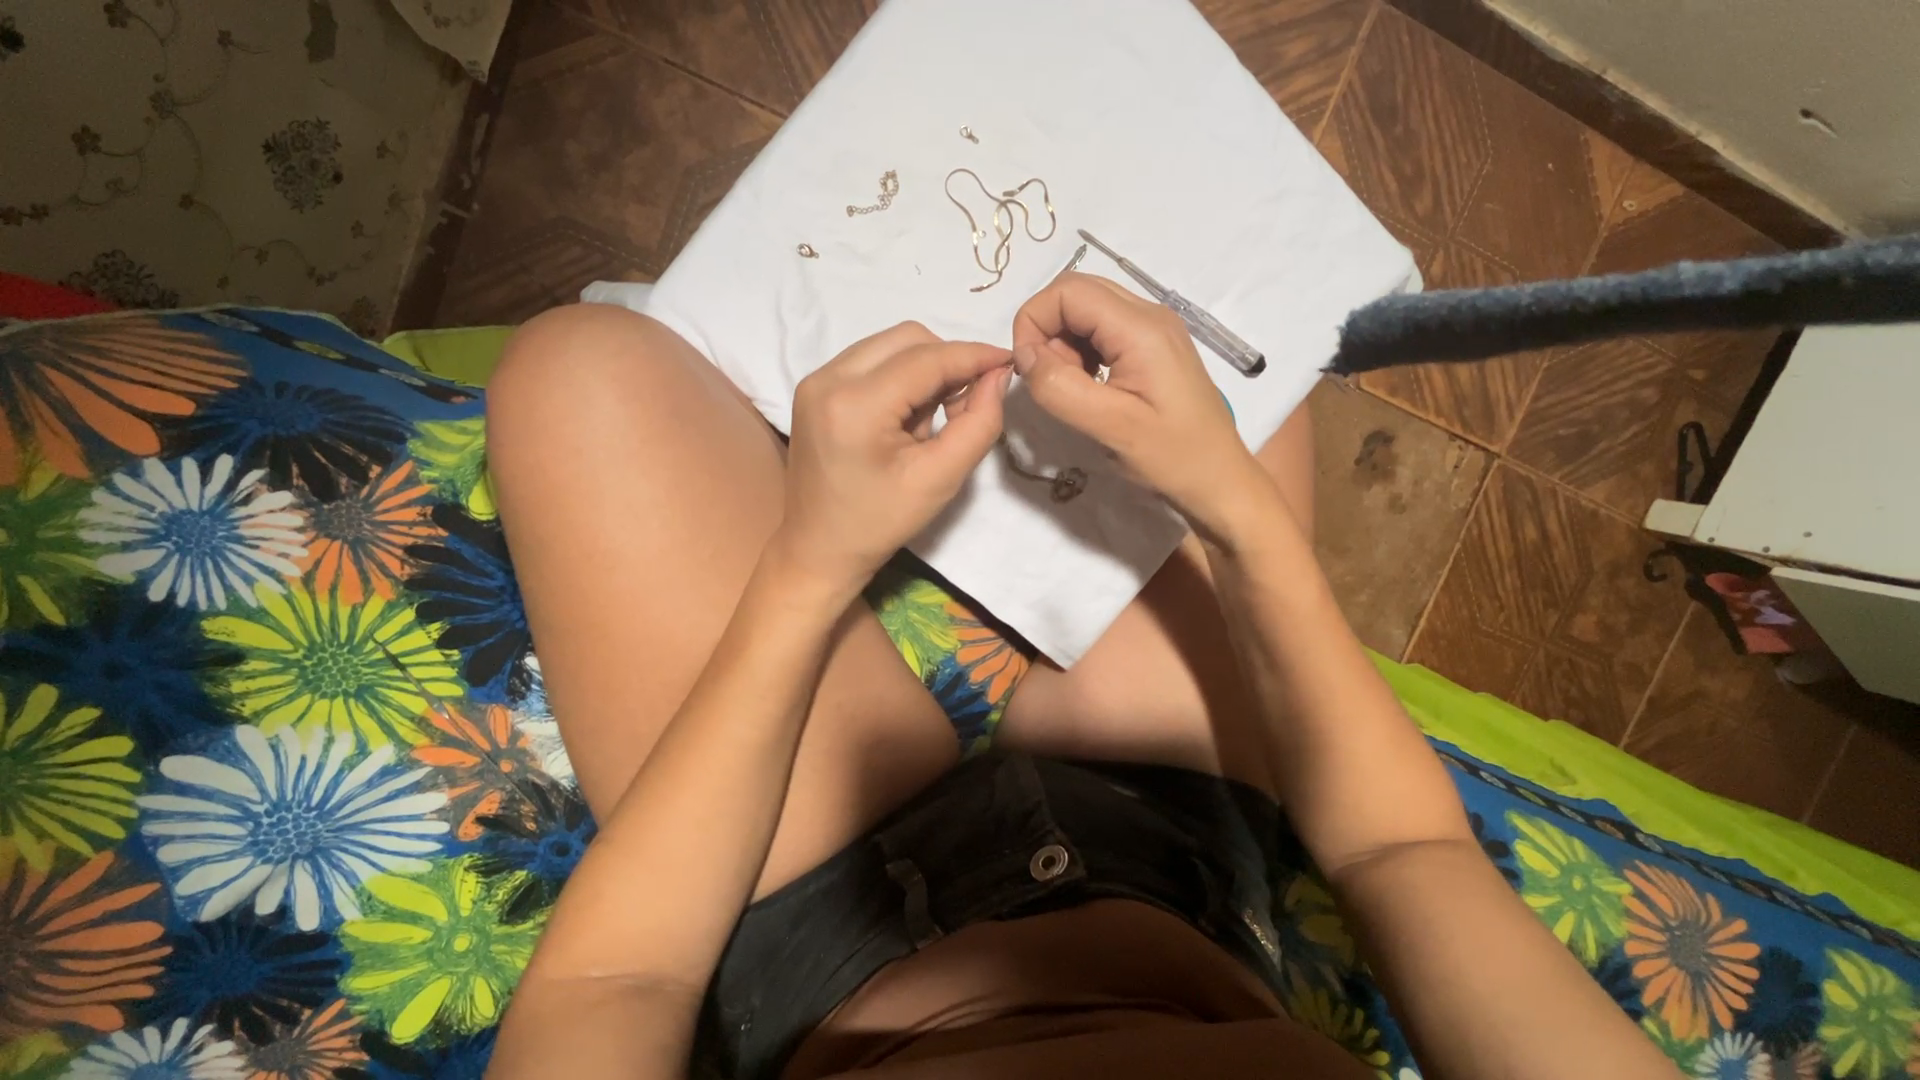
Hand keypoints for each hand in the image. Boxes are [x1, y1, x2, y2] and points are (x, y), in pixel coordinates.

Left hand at [775, 321, 1011, 589]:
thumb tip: (998, 374)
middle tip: (968, 404)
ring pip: (890, 344)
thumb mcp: (940, 478)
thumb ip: (979, 423)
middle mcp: (828, 379)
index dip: (974, 356)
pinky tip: (909, 415)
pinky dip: (901, 375)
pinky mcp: (815, 387)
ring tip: (937, 415)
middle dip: (948, 362)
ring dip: (925, 368)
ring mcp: (816, 379)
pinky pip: (871, 359)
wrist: (819, 548)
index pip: (928, 359)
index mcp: (855, 405)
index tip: (1010, 362)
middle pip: (908, 338)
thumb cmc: (881, 522)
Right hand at [1011, 273, 1268, 537]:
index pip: (1067, 290)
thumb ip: (1059, 387)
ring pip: (1086, 309)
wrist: (1218, 480)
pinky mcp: (1153, 346)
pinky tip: (1091, 388)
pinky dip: (1081, 351)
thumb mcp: (1109, 427)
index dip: (1034, 321)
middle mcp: (1149, 314)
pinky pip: (1102, 329)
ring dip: (1063, 343)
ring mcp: (1154, 328)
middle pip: (1075, 292)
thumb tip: (1024, 354)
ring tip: (1074, 389)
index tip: (1030, 371)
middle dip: (1047, 331)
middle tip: (1054, 381)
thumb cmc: (1170, 457)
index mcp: (1141, 328)